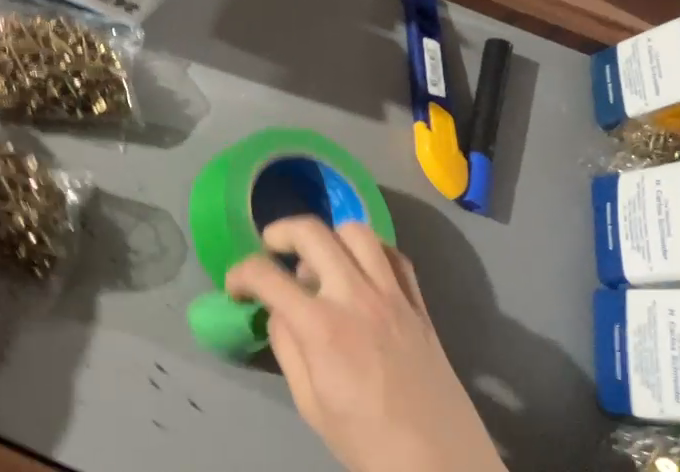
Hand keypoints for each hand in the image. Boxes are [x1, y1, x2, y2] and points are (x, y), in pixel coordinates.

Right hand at [226, 218, 503, 471]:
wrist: (444, 468)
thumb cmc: (369, 443)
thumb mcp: (310, 404)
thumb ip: (287, 347)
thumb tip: (278, 312)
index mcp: (322, 327)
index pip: (265, 274)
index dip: (239, 274)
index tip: (235, 287)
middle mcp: (356, 298)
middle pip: (311, 232)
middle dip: (278, 232)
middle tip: (270, 251)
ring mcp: (393, 298)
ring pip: (356, 231)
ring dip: (328, 236)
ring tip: (319, 260)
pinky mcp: (420, 307)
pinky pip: (394, 256)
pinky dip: (370, 252)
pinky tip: (359, 272)